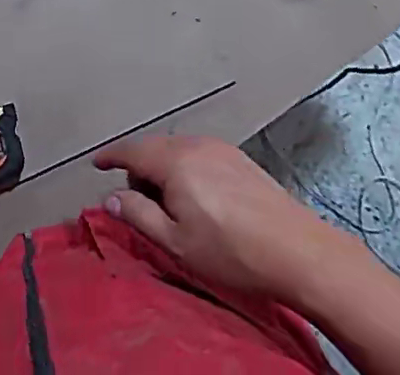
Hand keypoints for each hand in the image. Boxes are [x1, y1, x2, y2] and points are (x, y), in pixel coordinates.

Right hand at [94, 134, 360, 305]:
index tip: (98, 163)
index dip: (110, 156)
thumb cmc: (235, 253)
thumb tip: (111, 198)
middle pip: (152, 147)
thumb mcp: (176, 242)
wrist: (302, 254)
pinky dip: (186, 167)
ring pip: (176, 150)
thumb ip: (137, 215)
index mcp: (174, 161)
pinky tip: (199, 197)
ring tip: (172, 205)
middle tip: (139, 200)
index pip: (130, 151)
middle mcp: (195, 145)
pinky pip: (198, 153)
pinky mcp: (240, 158)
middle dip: (138, 167)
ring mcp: (220, 149)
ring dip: (163, 168)